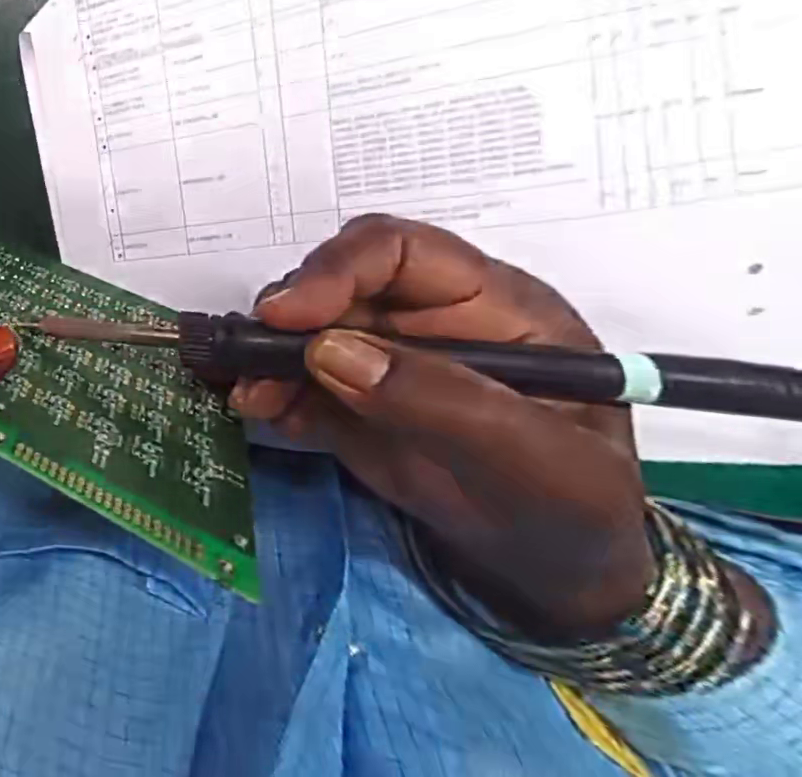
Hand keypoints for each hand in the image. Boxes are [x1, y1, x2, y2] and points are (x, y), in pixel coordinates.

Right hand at [230, 215, 655, 638]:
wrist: (539, 571)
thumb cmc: (568, 510)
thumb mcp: (540, 465)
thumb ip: (444, 403)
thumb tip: (329, 352)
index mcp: (488, 306)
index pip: (400, 251)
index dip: (336, 269)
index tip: (284, 315)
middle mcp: (420, 315)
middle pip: (331, 281)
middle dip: (286, 317)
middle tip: (255, 360)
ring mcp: (372, 350)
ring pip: (295, 323)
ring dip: (261, 354)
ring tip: (254, 397)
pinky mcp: (335, 386)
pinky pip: (282, 369)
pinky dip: (262, 385)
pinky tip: (265, 413)